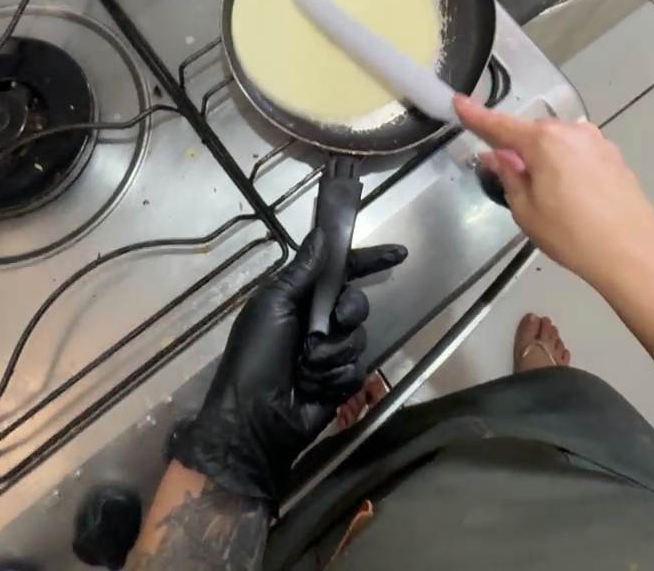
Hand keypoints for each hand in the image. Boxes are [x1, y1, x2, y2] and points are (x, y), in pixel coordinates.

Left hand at [170, 228, 405, 505]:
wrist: (254, 421)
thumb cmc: (256, 356)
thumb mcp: (274, 306)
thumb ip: (302, 270)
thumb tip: (322, 232)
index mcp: (299, 297)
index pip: (340, 270)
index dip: (370, 260)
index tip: (399, 253)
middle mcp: (317, 321)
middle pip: (356, 303)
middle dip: (348, 313)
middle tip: (335, 323)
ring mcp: (329, 352)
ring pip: (358, 339)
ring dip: (332, 354)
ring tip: (306, 368)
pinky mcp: (339, 382)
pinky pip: (356, 370)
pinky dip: (335, 380)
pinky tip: (314, 390)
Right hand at [455, 96, 653, 290]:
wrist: (634, 254)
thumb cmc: (571, 234)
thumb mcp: (526, 210)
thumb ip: (509, 175)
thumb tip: (497, 156)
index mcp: (543, 140)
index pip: (499, 125)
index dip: (475, 115)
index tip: (457, 101)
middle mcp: (571, 131)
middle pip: (532, 132)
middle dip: (518, 147)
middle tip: (513, 179)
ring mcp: (597, 141)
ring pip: (558, 142)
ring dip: (546, 157)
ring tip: (550, 195)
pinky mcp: (615, 157)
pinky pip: (579, 152)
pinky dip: (568, 165)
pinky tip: (575, 195)